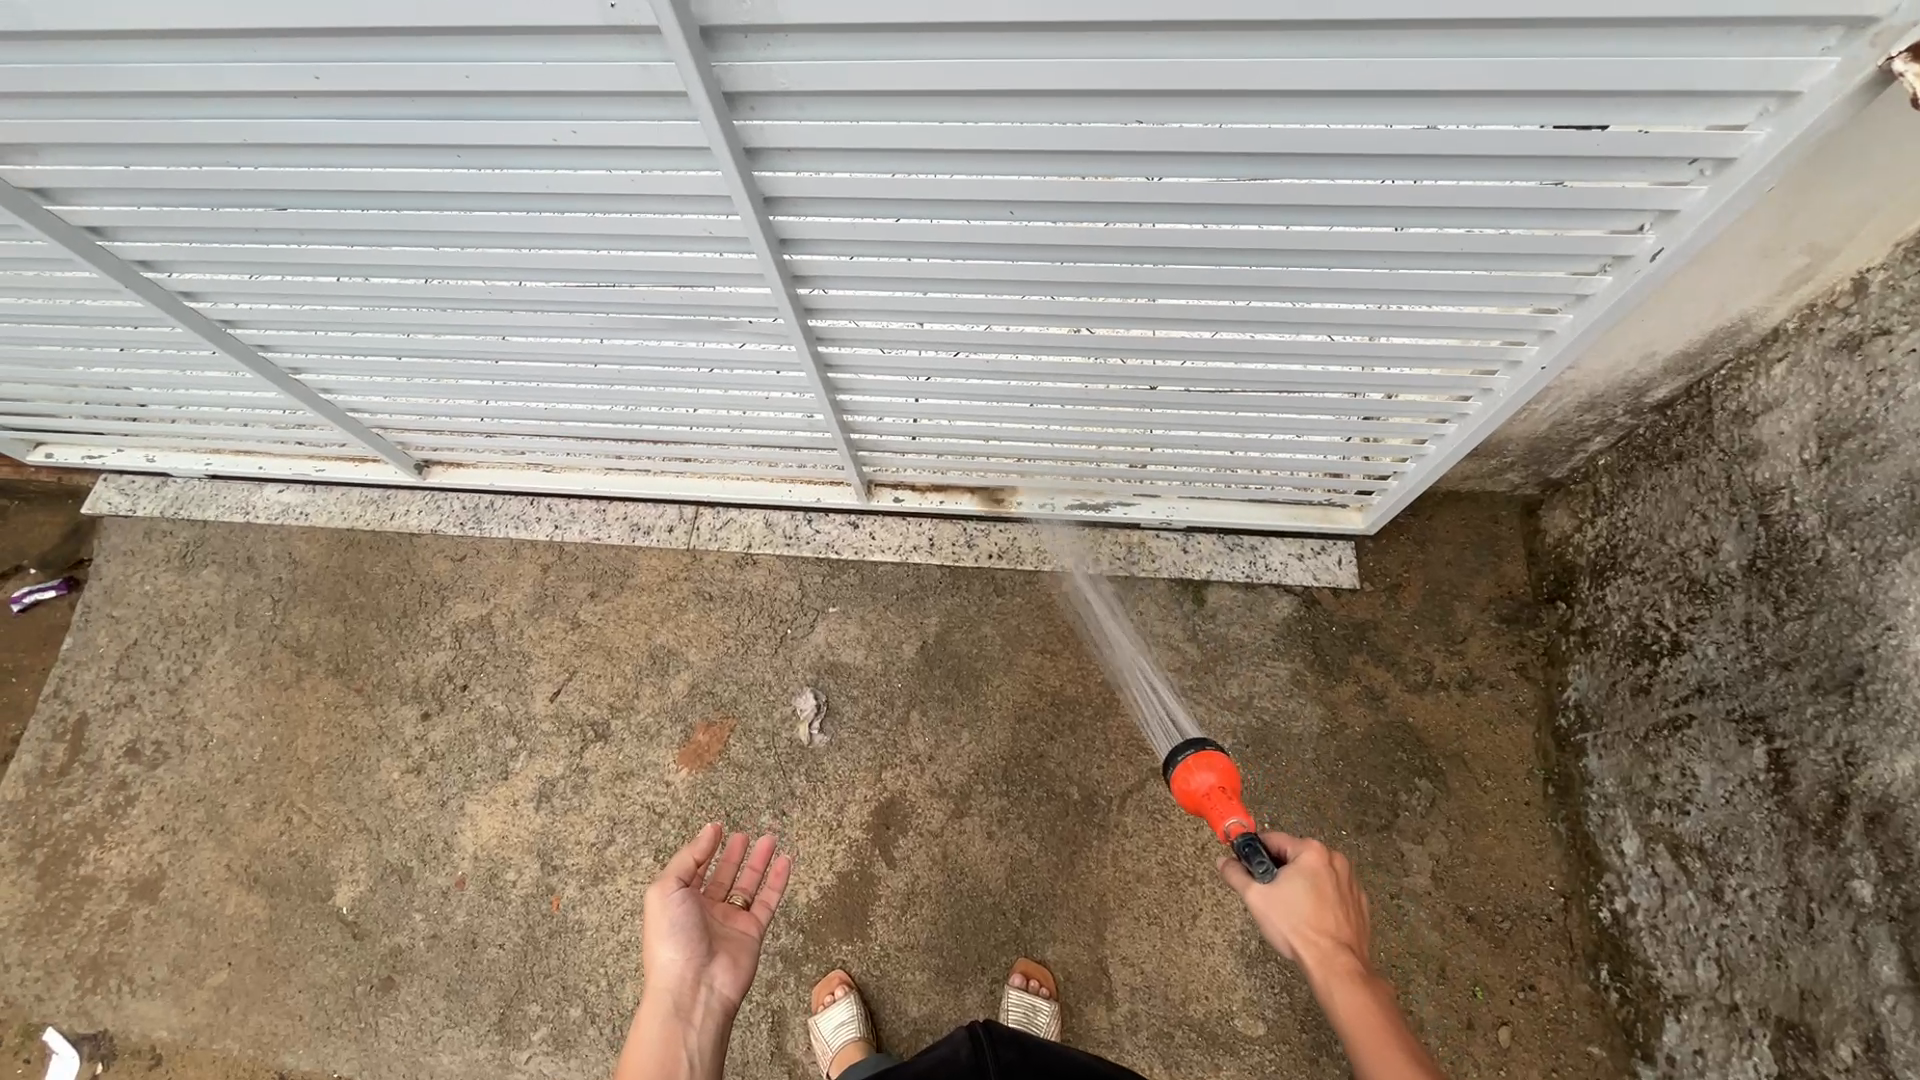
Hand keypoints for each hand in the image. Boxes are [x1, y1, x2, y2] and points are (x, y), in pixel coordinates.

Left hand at [642, 824, 793, 1015]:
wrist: (693, 987)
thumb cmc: (671, 941)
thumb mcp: (666, 889)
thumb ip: (689, 856)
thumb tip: (709, 830)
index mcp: (679, 902)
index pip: (694, 868)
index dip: (705, 848)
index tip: (718, 828)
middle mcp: (704, 911)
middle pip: (723, 876)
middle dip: (733, 855)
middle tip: (744, 834)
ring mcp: (730, 922)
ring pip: (748, 885)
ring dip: (758, 862)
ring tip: (769, 839)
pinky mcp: (752, 932)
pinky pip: (768, 901)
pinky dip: (778, 881)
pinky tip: (785, 861)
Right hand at [1217, 831, 1371, 977]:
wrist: (1335, 965)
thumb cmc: (1297, 928)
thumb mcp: (1255, 897)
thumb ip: (1235, 874)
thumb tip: (1224, 862)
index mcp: (1311, 851)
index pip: (1273, 839)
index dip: (1255, 853)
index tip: (1248, 867)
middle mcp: (1335, 860)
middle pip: (1295, 856)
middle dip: (1279, 871)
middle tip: (1269, 893)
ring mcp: (1352, 882)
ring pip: (1315, 874)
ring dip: (1301, 884)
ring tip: (1290, 909)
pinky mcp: (1360, 903)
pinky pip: (1332, 892)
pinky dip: (1320, 899)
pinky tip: (1311, 918)